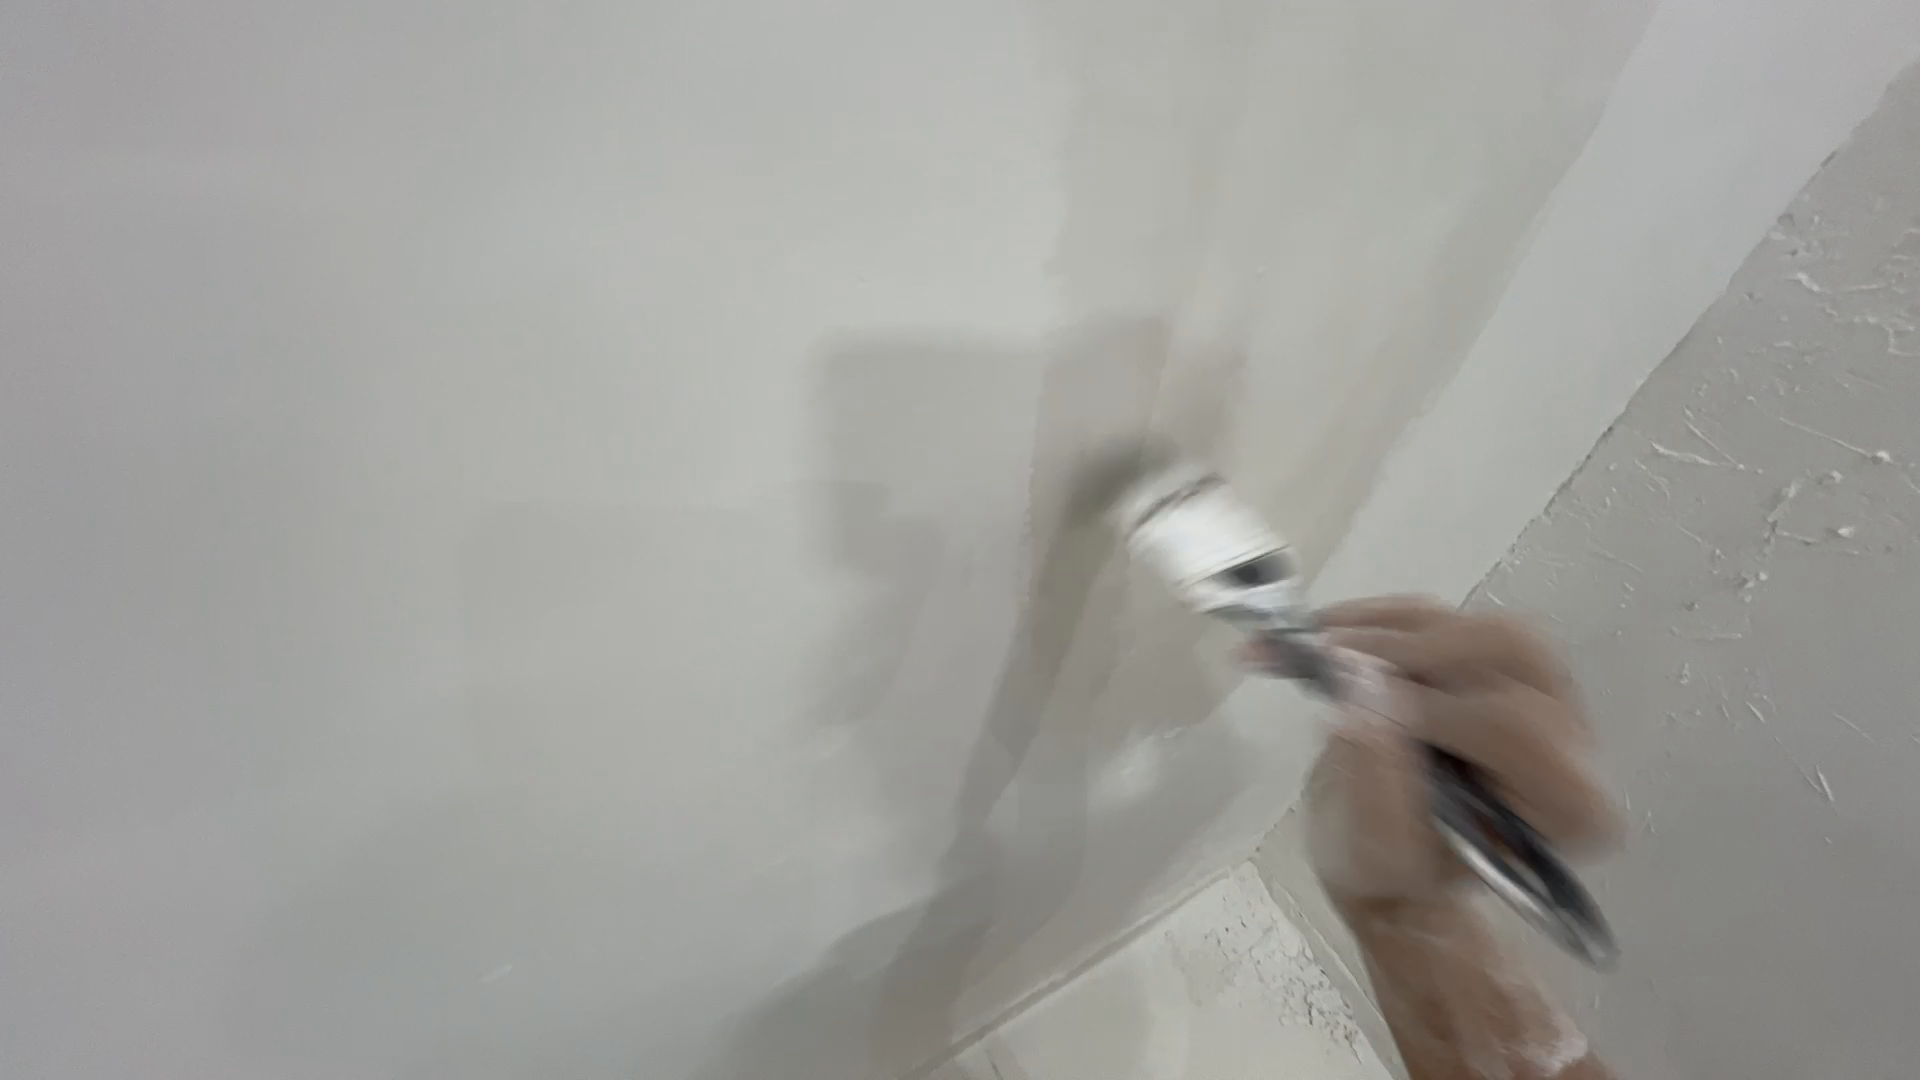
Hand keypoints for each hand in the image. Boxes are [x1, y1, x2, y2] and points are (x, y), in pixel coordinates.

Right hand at [1259, 596, 1619, 904]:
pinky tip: (1315, 632)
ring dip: (1382, 629)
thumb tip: (1358, 695)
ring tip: (1309, 646)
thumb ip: (1374, 781)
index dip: (1432, 708)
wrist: (1378, 845)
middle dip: (1409, 650)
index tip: (1348, 707)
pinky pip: (1432, 615)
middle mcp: (1568, 738)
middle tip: (1326, 660)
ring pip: (1472, 624)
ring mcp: (1528, 691)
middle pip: (1510, 655)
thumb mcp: (1374, 850)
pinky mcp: (1479, 661)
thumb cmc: (1386, 867)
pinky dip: (1367, 618)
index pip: (1517, 729)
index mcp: (1563, 804)